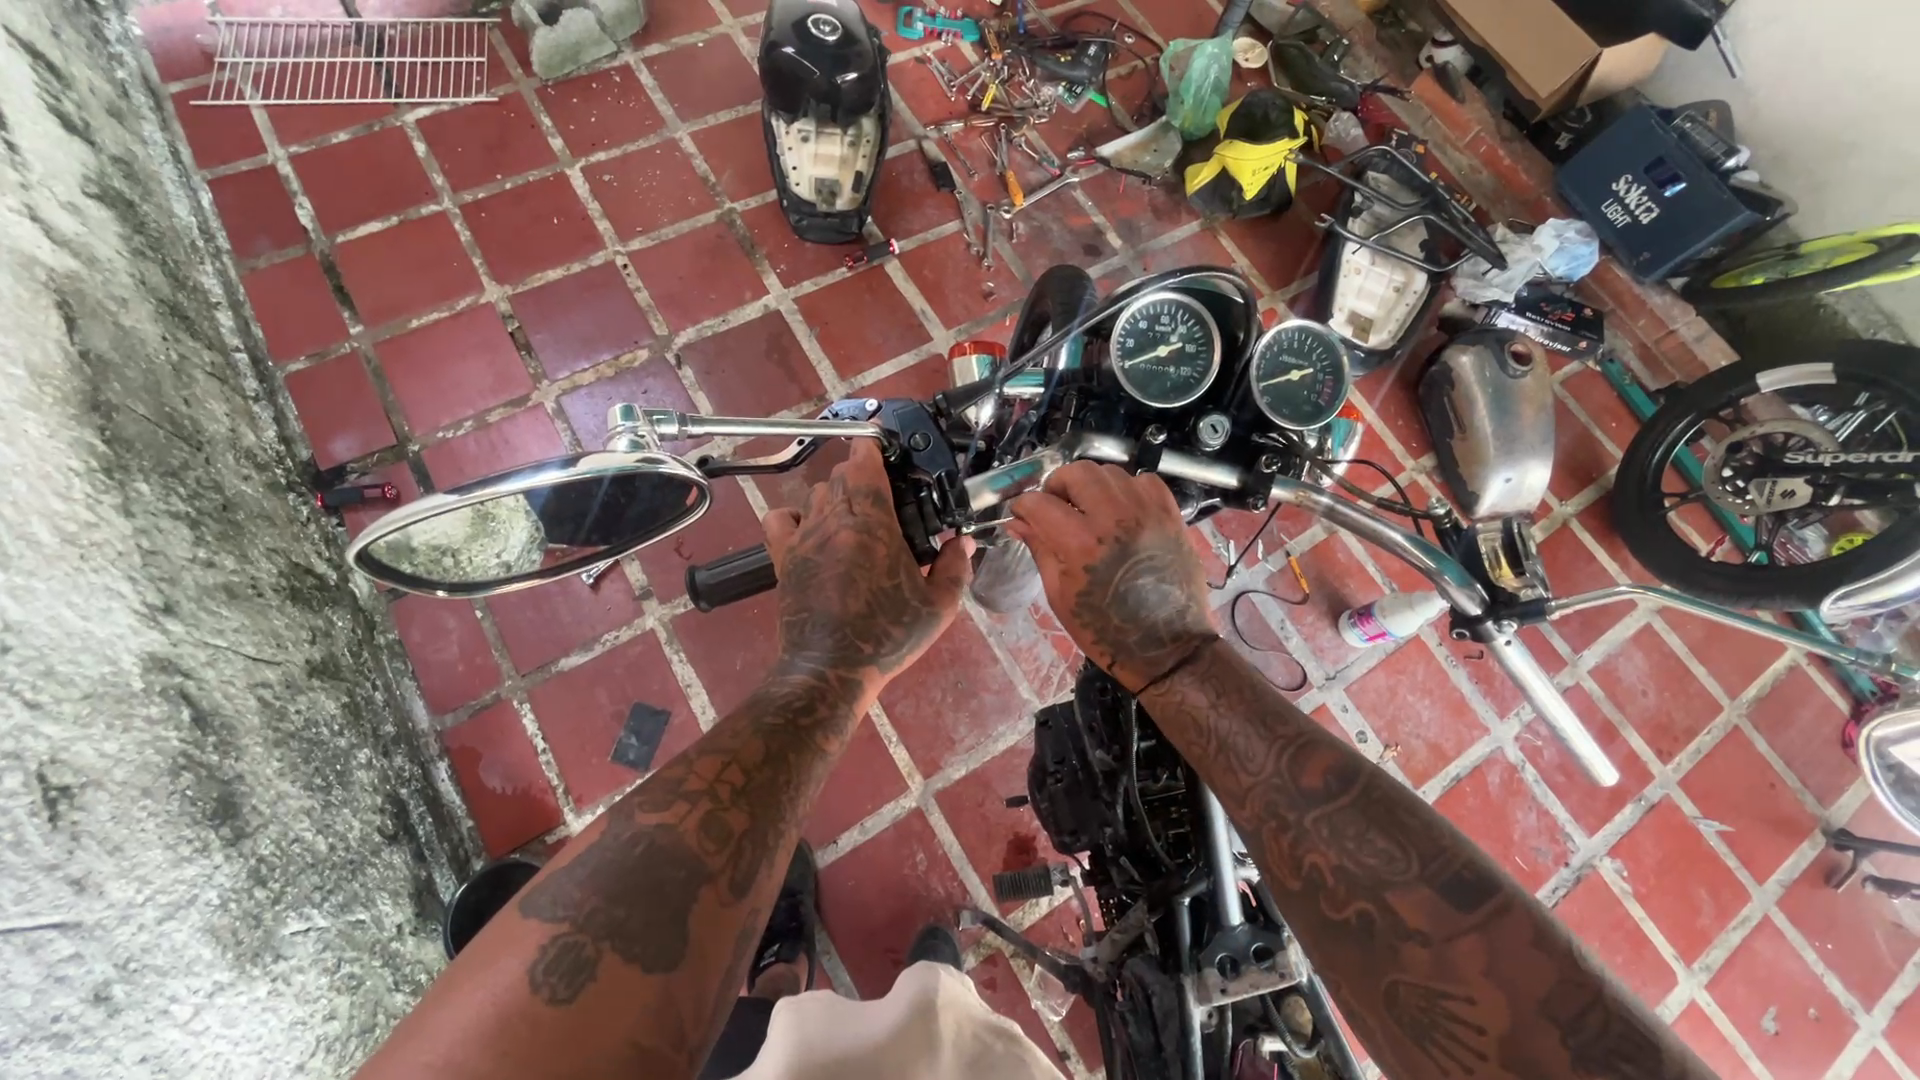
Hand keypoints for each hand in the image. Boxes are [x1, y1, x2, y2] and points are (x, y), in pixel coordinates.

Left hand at [761, 440, 972, 698]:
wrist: (830, 668)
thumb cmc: (887, 637)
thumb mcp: (937, 607)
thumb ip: (954, 568)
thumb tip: (962, 541)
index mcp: (873, 525)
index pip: (864, 464)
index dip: (872, 447)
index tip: (884, 446)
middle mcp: (834, 521)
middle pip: (840, 475)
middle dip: (860, 474)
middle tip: (883, 493)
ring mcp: (804, 537)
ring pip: (815, 493)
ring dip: (835, 495)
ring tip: (854, 517)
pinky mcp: (782, 557)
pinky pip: (780, 517)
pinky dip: (795, 514)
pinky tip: (812, 530)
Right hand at [1005, 462, 1217, 692]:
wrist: (1167, 647)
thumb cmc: (1105, 631)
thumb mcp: (1060, 595)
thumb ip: (1040, 549)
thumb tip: (1018, 523)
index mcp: (1081, 544)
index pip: (1040, 503)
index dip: (1023, 506)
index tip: (1022, 514)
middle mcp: (1115, 518)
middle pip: (1076, 473)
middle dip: (1057, 485)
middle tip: (1055, 506)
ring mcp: (1147, 512)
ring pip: (1110, 472)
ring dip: (1091, 485)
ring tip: (1088, 509)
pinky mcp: (1171, 515)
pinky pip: (1144, 481)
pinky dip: (1127, 489)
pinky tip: (1121, 511)